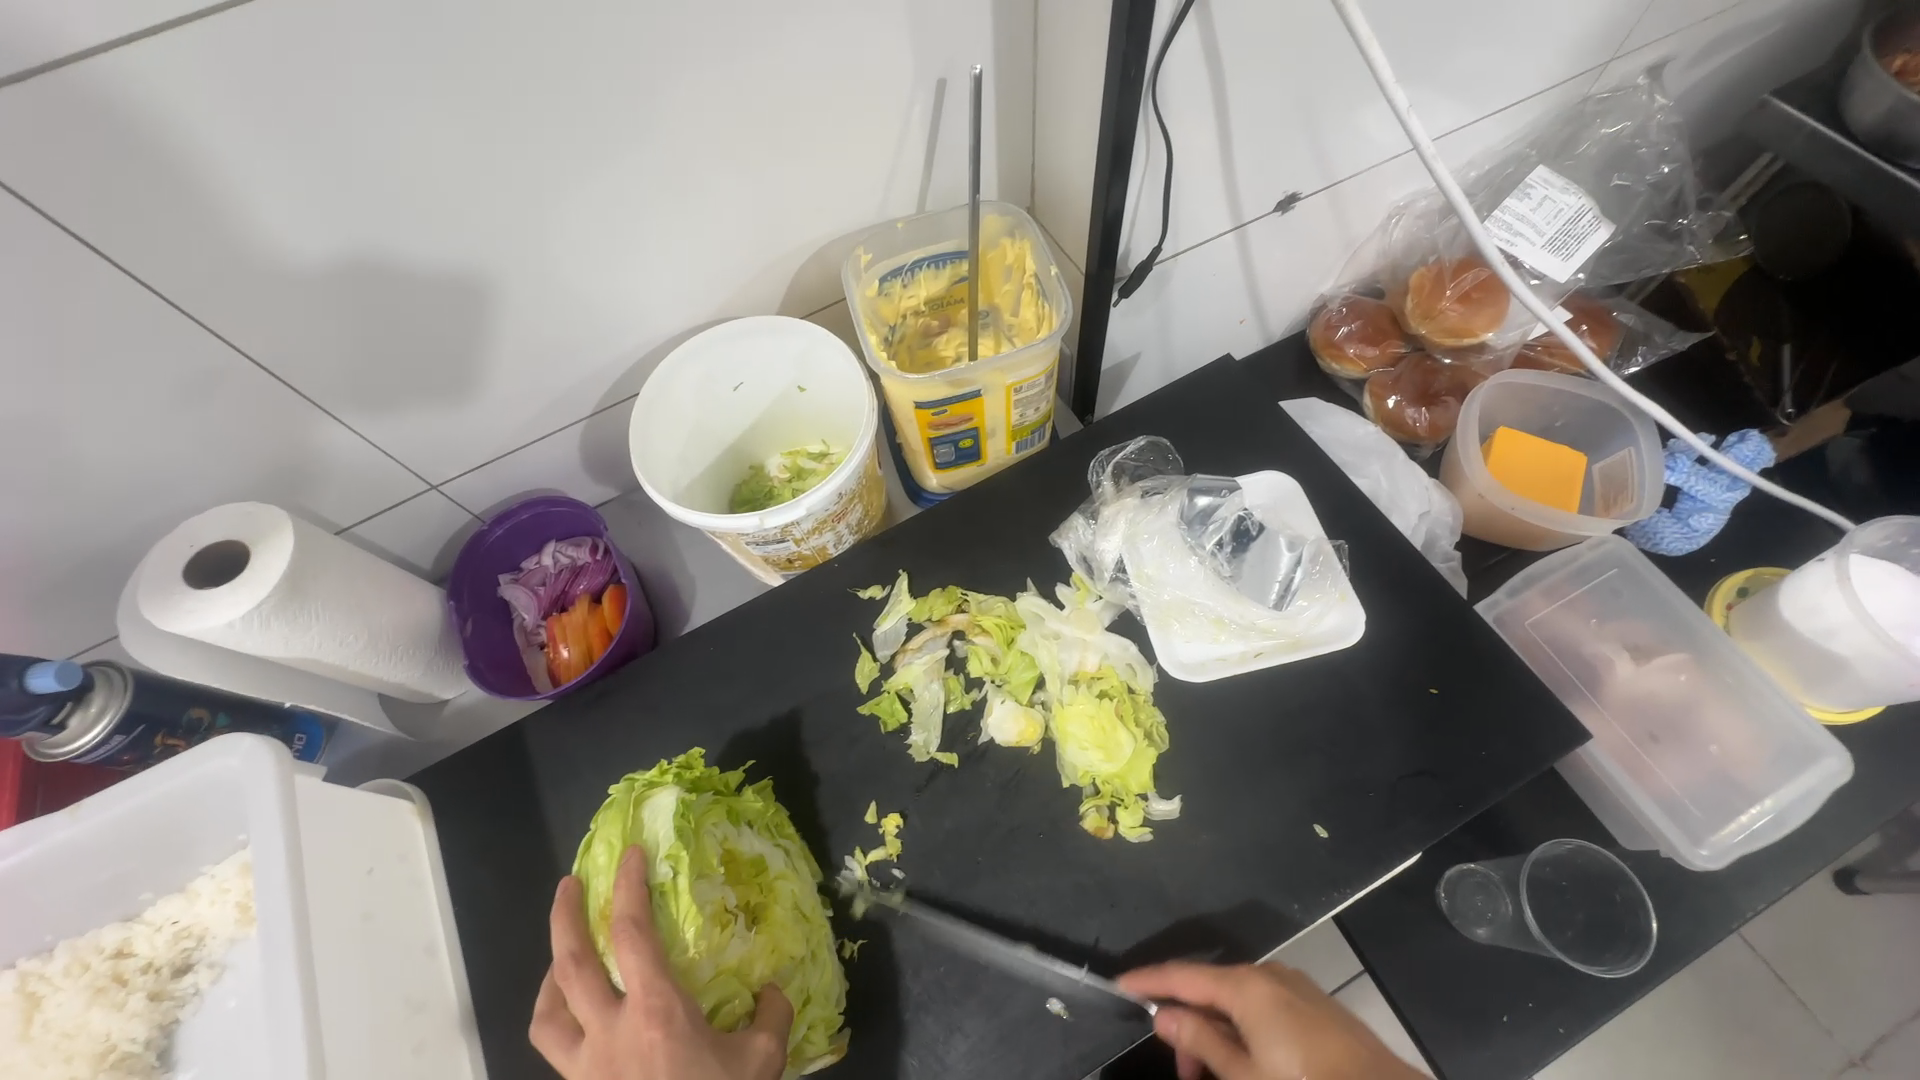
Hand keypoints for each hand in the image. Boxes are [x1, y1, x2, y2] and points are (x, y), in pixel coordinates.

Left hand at [529, 847, 793, 1079]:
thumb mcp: (761, 1061)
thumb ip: (770, 1015)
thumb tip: (772, 989)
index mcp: (655, 1011)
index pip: (631, 933)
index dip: (627, 887)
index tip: (629, 854)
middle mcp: (609, 1032)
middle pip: (571, 964)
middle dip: (564, 917)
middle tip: (568, 883)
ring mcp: (585, 1068)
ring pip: (546, 1012)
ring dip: (550, 972)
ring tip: (559, 954)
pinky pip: (552, 1047)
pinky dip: (553, 1018)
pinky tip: (569, 1015)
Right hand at [1117, 961, 1425, 1079]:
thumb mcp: (1245, 1076)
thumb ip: (1201, 1041)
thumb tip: (1163, 1015)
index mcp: (1246, 986)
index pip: (1182, 975)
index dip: (1148, 981)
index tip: (1119, 985)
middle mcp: (1268, 975)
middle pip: (1211, 988)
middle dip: (1189, 1023)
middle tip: (1183, 1072)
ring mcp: (1296, 989)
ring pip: (1238, 1001)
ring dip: (1217, 1032)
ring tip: (1214, 1075)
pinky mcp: (1317, 1008)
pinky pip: (1265, 1009)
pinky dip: (1245, 1031)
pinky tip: (1248, 1064)